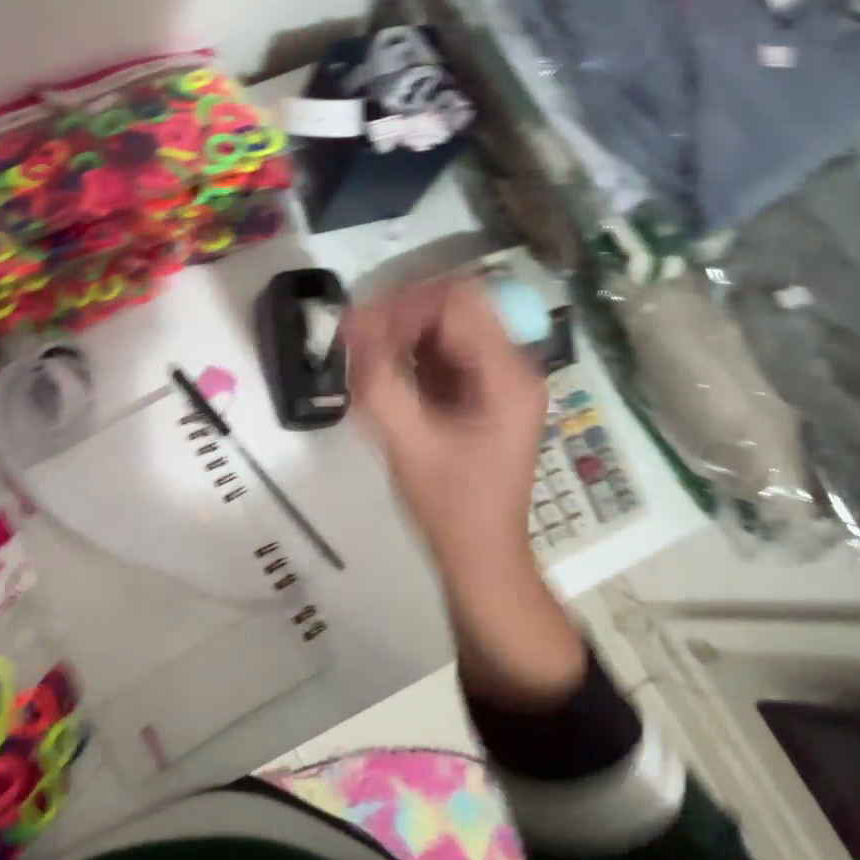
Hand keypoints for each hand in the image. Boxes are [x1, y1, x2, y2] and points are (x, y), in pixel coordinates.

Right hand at [346, 277, 582, 706]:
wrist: (480, 555)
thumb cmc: (452, 507)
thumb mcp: (409, 445)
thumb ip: (379, 385)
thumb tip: (349, 332)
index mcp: (508, 375)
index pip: (456, 304)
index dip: (402, 305)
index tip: (356, 328)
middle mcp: (510, 367)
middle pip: (453, 308)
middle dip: (398, 314)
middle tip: (351, 336)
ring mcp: (496, 381)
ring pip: (444, 328)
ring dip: (399, 331)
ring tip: (357, 351)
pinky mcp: (478, 395)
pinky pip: (441, 354)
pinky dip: (406, 353)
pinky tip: (376, 368)